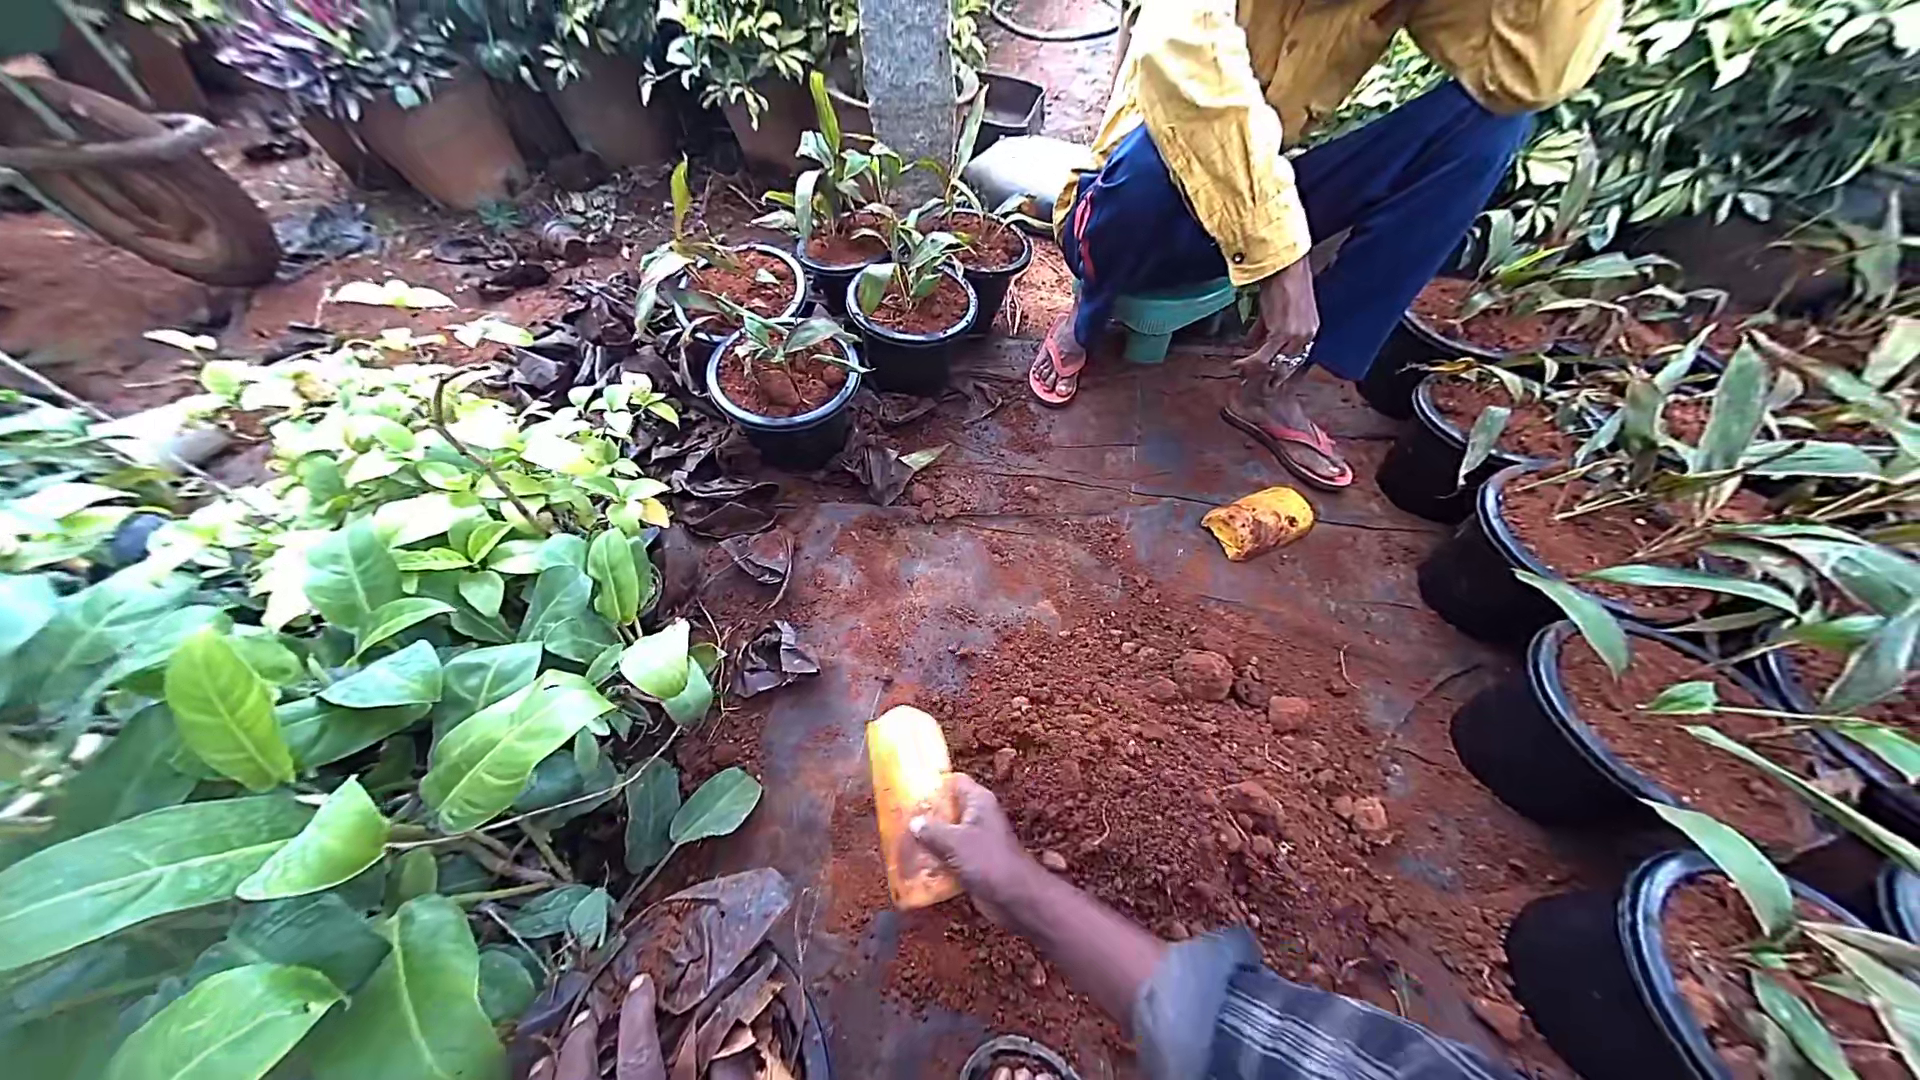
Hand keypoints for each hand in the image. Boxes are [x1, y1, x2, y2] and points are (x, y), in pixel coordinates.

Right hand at [910, 774, 1039, 927]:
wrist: (1015, 897)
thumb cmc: (988, 861)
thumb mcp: (955, 842)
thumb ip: (932, 831)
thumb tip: (914, 823)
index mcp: (978, 801)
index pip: (955, 781)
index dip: (935, 783)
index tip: (912, 788)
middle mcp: (977, 816)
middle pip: (949, 807)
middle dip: (927, 813)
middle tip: (902, 816)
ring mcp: (976, 839)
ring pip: (948, 832)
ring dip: (930, 838)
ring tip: (904, 839)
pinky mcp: (973, 860)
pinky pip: (950, 853)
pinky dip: (937, 858)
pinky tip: (917, 864)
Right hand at [1234, 256, 1318, 385]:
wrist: (1284, 267)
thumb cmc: (1282, 282)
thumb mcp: (1277, 311)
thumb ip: (1266, 329)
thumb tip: (1252, 342)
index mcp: (1310, 330)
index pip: (1294, 359)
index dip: (1277, 370)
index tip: (1264, 378)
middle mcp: (1306, 336)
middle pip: (1285, 367)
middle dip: (1266, 378)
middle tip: (1250, 381)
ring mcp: (1296, 336)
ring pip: (1272, 366)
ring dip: (1253, 371)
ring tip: (1239, 370)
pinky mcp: (1281, 334)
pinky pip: (1263, 357)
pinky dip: (1248, 363)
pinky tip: (1238, 364)